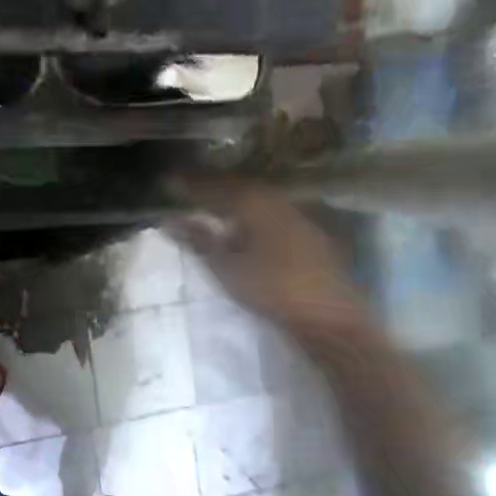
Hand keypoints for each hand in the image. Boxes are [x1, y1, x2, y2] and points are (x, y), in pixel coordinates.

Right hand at [170, 180, 370, 334]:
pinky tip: (241, 225)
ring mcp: (297, 215)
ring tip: (209, 204)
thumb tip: (171, 220)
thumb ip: (199, 241)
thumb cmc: (272, 290)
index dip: (190, 183)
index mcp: (256, 203)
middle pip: (239, 187)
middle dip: (212, 186)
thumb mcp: (227, 269)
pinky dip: (249, 213)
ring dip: (231, 199)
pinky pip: (270, 212)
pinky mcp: (308, 233)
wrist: (327, 315)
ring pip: (256, 198)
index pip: (216, 185)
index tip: (167, 180)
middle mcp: (278, 200)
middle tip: (186, 188)